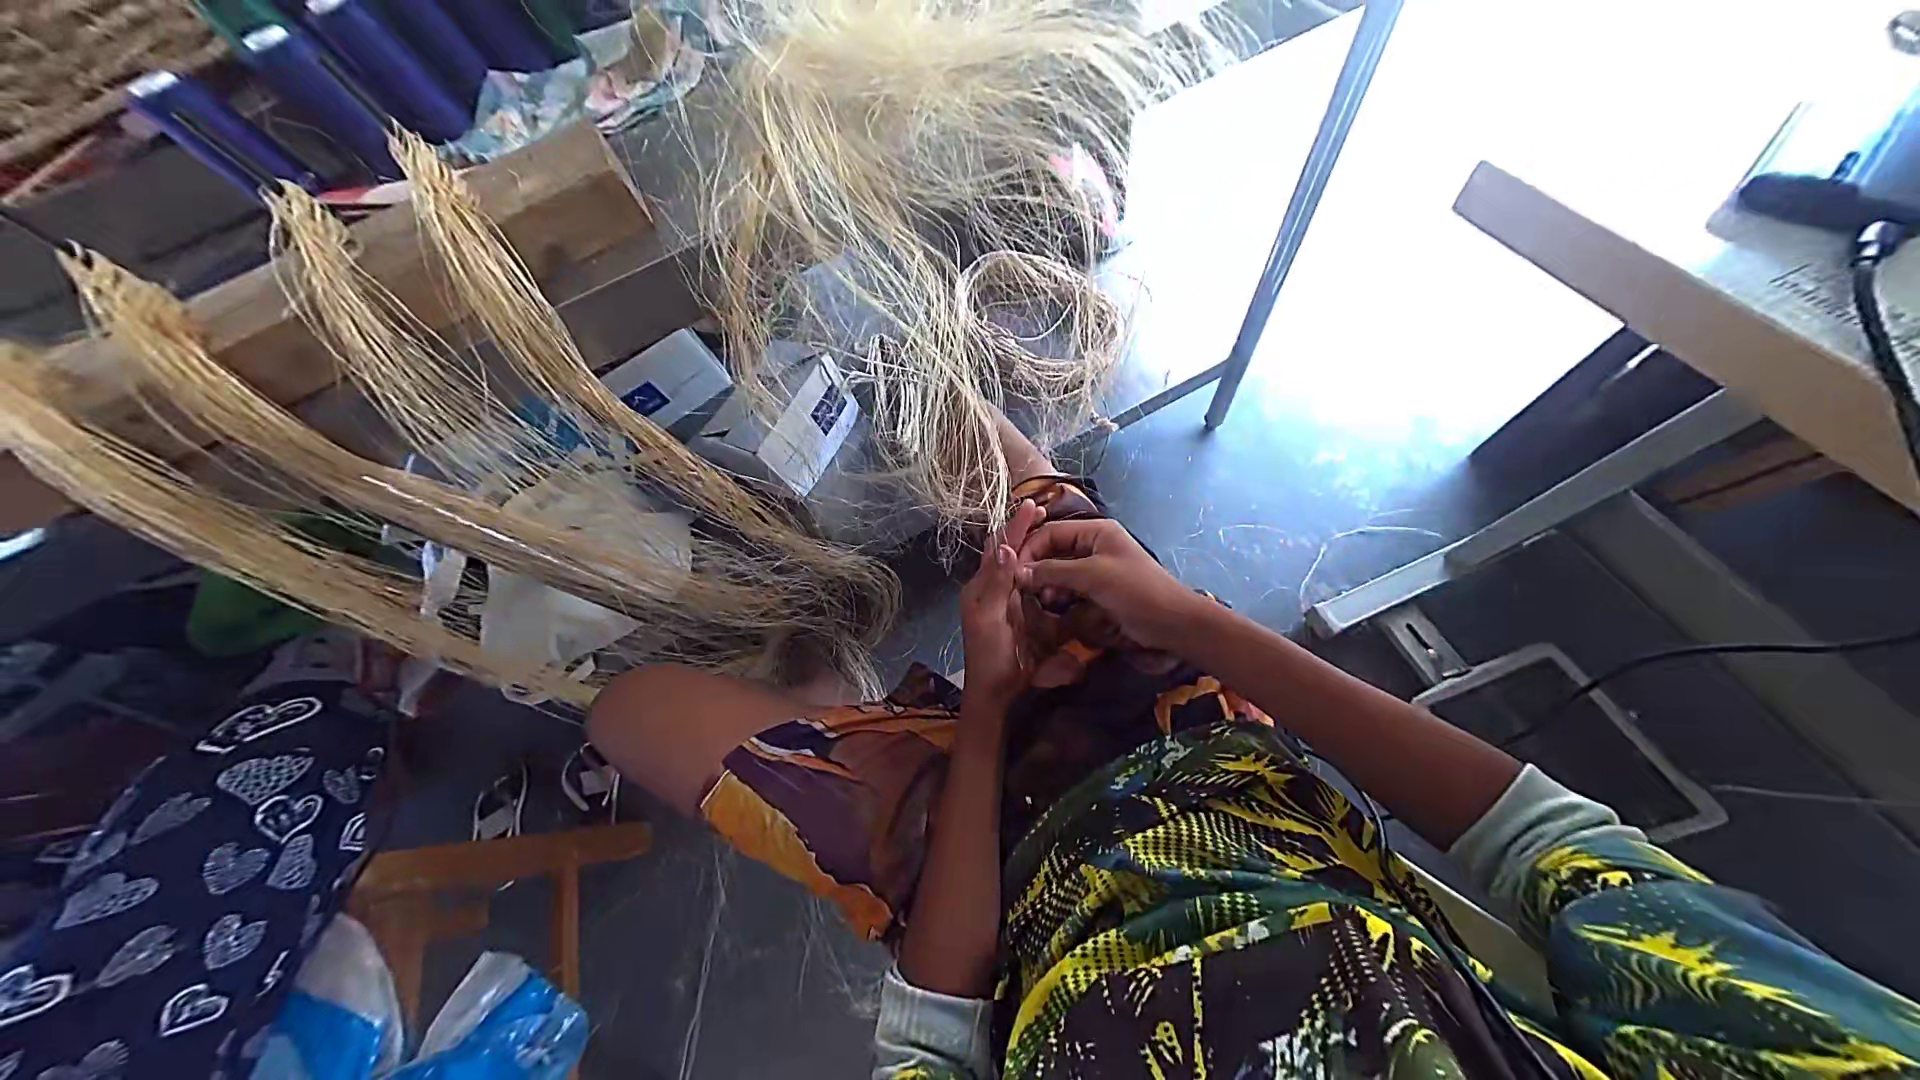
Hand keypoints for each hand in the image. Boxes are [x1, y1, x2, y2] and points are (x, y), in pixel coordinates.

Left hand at [959, 499, 1045, 707]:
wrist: (995, 693)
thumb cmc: (990, 656)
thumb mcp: (990, 618)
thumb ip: (998, 583)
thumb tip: (1004, 546)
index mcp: (981, 587)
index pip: (999, 548)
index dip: (1016, 527)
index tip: (1034, 505)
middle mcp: (993, 589)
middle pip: (1009, 552)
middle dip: (1025, 531)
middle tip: (1046, 511)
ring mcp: (1008, 602)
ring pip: (1021, 567)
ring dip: (1033, 547)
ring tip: (1052, 530)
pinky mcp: (1022, 615)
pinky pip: (1032, 587)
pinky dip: (1041, 571)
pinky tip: (1055, 564)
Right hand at [1017, 518, 1206, 652]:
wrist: (1173, 623)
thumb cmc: (1136, 591)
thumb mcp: (1093, 576)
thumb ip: (1054, 571)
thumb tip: (1019, 572)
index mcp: (1096, 531)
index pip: (1051, 532)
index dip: (1030, 549)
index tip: (1015, 572)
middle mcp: (1094, 544)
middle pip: (1054, 549)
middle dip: (1038, 567)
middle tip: (1025, 589)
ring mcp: (1097, 567)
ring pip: (1060, 569)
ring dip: (1047, 583)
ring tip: (1042, 601)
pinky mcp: (1099, 588)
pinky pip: (1070, 586)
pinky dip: (1059, 594)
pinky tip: (1054, 607)